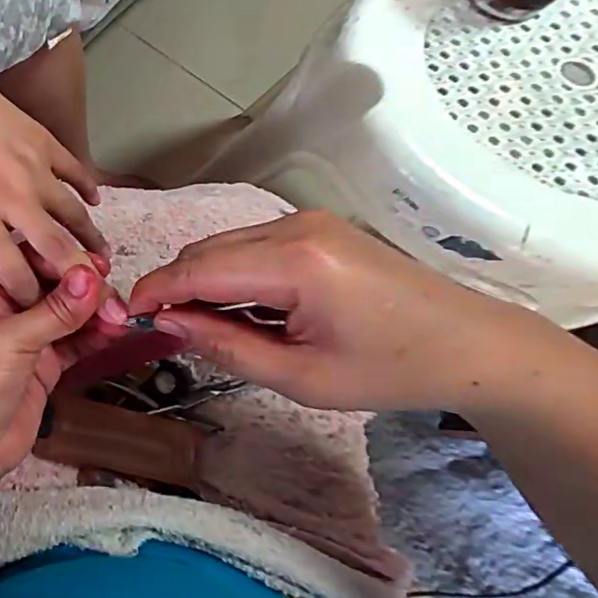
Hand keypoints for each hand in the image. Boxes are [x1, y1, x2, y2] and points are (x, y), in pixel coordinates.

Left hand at [0, 57, 106, 304]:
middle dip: (76, 276)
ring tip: (102, 254)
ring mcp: (36, 172)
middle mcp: (15, 202)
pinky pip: (76, 173)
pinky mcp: (48, 146)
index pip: (14, 272)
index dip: (28, 294)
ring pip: (74, 213)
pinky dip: (89, 189)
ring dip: (91, 237)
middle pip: (56, 249)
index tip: (35, 301)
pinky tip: (96, 201)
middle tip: (90, 289)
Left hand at [0, 255, 121, 482]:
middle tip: (113, 300)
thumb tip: (89, 276)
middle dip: (85, 289)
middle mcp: (10, 310)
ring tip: (120, 317)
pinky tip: (114, 331)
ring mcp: (29, 339)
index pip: (29, 261)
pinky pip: (76, 343)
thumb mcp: (9, 341)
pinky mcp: (46, 366)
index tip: (96, 266)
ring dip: (95, 313)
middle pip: (55, 287)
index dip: (62, 260)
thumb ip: (53, 311)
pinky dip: (95, 336)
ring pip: (70, 315)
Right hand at [126, 211, 569, 412]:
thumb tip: (167, 323)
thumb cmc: (390, 371)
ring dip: (199, 280)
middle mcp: (294, 226)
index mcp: (295, 263)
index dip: (154, 291)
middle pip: (203, 251)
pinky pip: (247, 244)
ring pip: (221, 244)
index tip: (126, 317)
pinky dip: (227, 273)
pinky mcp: (312, 226)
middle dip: (173, 286)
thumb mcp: (300, 377)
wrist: (472, 345)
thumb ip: (224, 346)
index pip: (197, 270)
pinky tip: (240, 306)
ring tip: (204, 325)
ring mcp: (305, 220)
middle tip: (165, 330)